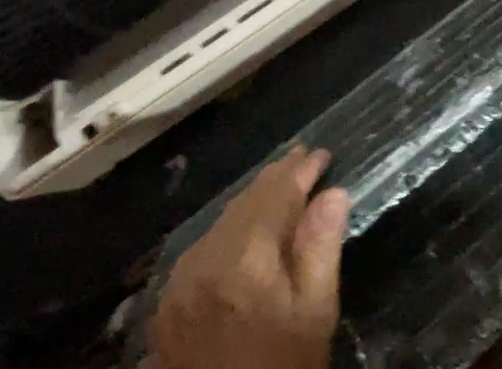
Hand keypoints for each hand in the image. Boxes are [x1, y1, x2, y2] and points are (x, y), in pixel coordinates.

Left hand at [153, 144, 350, 368]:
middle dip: (276, 178)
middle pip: (245, 203)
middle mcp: (206, 261)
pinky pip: (204, 246)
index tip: (323, 153)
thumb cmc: (282, 366)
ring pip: (221, 222)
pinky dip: (231, 227)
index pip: (276, 196)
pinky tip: (245, 228)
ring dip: (252, 200)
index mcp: (246, 260)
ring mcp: (180, 283)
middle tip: (303, 158)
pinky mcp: (168, 304)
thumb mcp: (315, 312)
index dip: (301, 171)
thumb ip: (321, 248)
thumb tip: (333, 193)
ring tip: (279, 185)